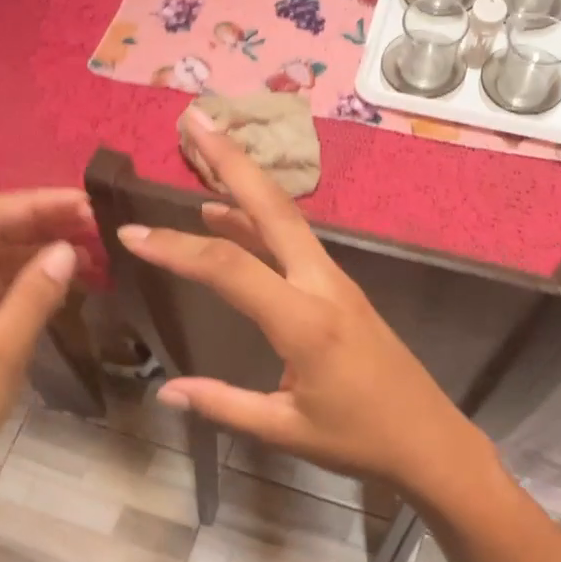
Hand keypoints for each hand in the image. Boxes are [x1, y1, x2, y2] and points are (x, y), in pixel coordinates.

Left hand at [0, 189, 89, 502]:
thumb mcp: (4, 346)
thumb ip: (35, 294)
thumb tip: (68, 250)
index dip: (37, 204)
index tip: (84, 204)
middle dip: (42, 222)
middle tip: (94, 223)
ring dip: (39, 250)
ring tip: (88, 248)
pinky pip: (0, 285)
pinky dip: (31, 278)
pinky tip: (63, 279)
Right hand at [117, 111, 493, 499]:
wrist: (429, 442)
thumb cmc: (359, 441)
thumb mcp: (286, 431)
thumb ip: (225, 406)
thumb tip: (168, 392)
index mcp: (304, 322)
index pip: (228, 269)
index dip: (177, 249)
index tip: (131, 235)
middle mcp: (323, 287)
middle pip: (273, 209)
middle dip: (232, 160)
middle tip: (194, 119)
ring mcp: (339, 285)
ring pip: (288, 220)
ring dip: (247, 183)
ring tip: (206, 154)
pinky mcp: (345, 294)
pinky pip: (298, 245)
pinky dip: (262, 222)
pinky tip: (234, 220)